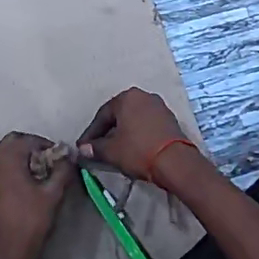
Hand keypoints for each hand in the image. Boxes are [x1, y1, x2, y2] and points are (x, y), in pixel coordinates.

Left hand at [0, 132, 73, 258]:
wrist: (0, 258)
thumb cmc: (28, 223)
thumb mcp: (52, 195)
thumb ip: (62, 171)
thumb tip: (69, 156)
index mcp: (5, 160)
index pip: (26, 139)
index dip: (46, 145)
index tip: (61, 159)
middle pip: (12, 144)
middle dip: (32, 150)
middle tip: (50, 165)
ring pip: (3, 159)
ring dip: (21, 162)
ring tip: (41, 179)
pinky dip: (12, 174)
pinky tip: (26, 191)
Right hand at [77, 88, 194, 187]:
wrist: (175, 161)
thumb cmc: (138, 151)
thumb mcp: (111, 151)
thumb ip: (95, 148)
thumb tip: (84, 149)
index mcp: (127, 97)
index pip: (102, 115)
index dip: (91, 133)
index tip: (83, 148)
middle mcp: (144, 96)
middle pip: (119, 115)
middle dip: (107, 132)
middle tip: (96, 148)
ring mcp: (159, 106)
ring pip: (133, 119)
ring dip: (122, 133)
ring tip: (113, 150)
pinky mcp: (170, 119)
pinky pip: (147, 125)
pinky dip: (137, 135)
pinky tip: (132, 148)